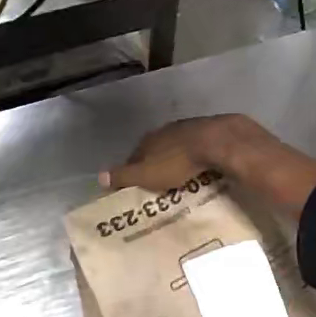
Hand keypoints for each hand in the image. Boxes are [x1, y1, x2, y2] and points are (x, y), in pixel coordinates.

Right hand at [102, 115, 247, 191]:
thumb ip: (123, 175)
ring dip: (175, 161)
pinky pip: (195, 148)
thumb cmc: (177, 162)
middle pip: (155, 151)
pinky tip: (200, 168)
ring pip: (175, 148)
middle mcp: (163, 131)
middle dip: (156, 166)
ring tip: (181, 179)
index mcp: (147, 140)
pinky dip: (194, 158)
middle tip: (160, 186)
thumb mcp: (145, 174)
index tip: (136, 188)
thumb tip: (99, 176)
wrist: (216, 142)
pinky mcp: (207, 131)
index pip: (134, 157)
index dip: (133, 172)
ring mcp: (186, 128)